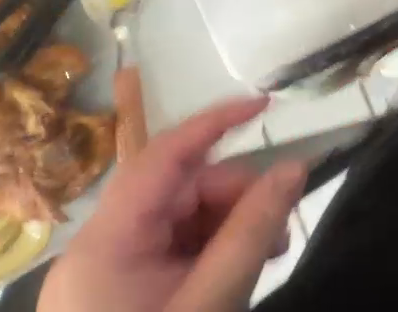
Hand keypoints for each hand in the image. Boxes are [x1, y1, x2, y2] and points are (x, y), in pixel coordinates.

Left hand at [41, 97, 306, 311]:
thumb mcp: (213, 299)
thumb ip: (254, 228)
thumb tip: (296, 165)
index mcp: (106, 244)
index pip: (163, 156)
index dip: (215, 122)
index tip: (268, 106)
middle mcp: (101, 247)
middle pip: (183, 187)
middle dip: (239, 193)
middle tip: (281, 222)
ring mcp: (110, 270)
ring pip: (187, 214)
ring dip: (235, 221)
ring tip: (269, 250)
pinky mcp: (123, 290)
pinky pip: (179, 243)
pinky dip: (218, 245)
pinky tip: (244, 266)